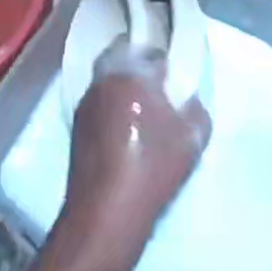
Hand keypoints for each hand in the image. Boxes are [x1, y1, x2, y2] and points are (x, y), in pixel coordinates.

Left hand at [63, 41, 211, 241]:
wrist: (105, 218)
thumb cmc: (152, 169)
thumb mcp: (192, 137)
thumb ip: (196, 107)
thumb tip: (188, 99)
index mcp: (130, 74)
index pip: (152, 52)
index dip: (167, 65)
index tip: (176, 82)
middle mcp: (103, 81)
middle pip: (123, 61)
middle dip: (140, 71)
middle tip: (159, 92)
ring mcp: (85, 105)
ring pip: (109, 84)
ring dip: (124, 91)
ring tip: (143, 115)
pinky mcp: (75, 130)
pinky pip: (99, 106)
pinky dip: (112, 111)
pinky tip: (125, 135)